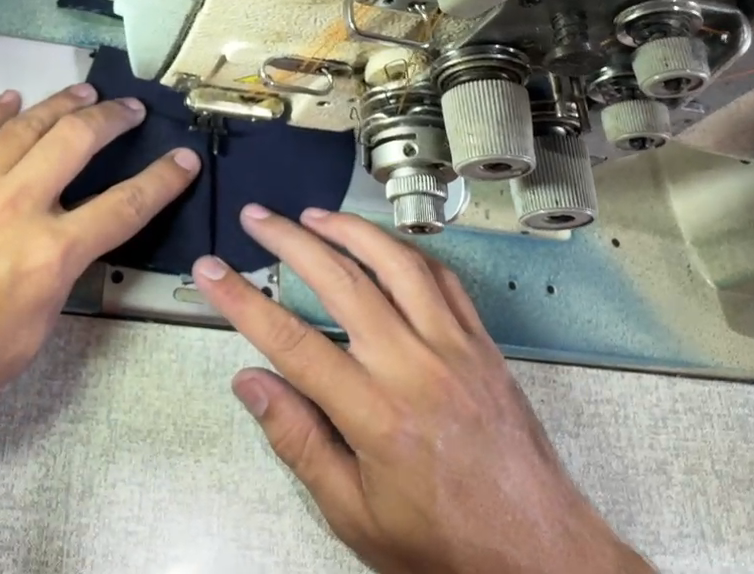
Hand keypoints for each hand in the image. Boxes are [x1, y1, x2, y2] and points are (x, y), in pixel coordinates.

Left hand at [0, 83, 199, 479]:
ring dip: (60, 105)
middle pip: (75, 141)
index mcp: (47, 257)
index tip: (184, 159)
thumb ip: (57, 275)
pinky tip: (13, 100)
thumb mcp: (29, 336)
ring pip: (23, 125)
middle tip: (131, 108)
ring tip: (85, 92)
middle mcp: (11, 206)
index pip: (123, 205)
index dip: (162, 180)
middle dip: (112, 119)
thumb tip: (69, 238)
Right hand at [193, 206, 651, 573]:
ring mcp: (454, 348)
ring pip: (396, 264)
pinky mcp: (482, 344)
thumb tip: (250, 381)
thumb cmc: (443, 545)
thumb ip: (298, 441)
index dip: (244, 300)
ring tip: (312, 214)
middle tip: (256, 217)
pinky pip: (442, 279)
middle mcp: (415, 367)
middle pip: (342, 282)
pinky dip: (405, 251)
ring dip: (349, 229)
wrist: (541, 555)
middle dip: (290, 241)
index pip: (293, 342)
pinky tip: (381, 243)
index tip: (211, 270)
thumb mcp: (355, 515)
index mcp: (377, 415)